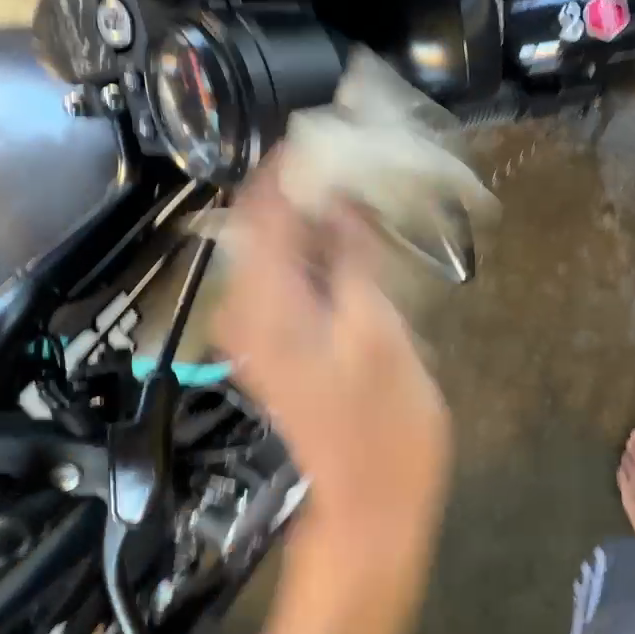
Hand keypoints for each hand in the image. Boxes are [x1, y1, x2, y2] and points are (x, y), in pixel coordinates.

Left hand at [211, 159, 451, 536]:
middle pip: (268, 226)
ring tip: (369, 185)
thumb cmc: (383, 422)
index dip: (291, 167)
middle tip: (364, 155)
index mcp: (265, 305)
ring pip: (283, 249)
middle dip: (310, 185)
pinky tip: (363, 237)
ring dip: (320, 214)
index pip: (260, 212)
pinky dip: (326, 247)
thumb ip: (354, 258)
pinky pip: (297, 275)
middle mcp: (251, 311)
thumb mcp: (377, 331)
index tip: (333, 131)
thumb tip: (342, 196)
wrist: (372, 501)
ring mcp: (267, 330)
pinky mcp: (288, 343)